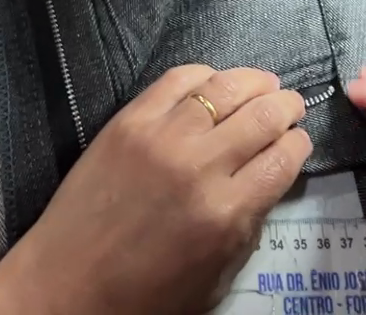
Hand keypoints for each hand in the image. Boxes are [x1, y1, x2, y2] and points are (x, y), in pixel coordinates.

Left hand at [0, 65, 312, 314]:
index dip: (299, 145)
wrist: (65, 285)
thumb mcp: (214, 278)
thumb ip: (248, 224)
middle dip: (287, 106)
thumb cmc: (144, 295)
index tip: (300, 140)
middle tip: (292, 104)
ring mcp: (163, 135)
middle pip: (262, 116)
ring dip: (255, 81)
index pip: (282, 160)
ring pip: (225, 87)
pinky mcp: (130, 118)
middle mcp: (200, 165)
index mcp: (225, 213)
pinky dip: (204, 73)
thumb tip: (270, 175)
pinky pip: (178, 79)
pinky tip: (215, 78)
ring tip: (266, 82)